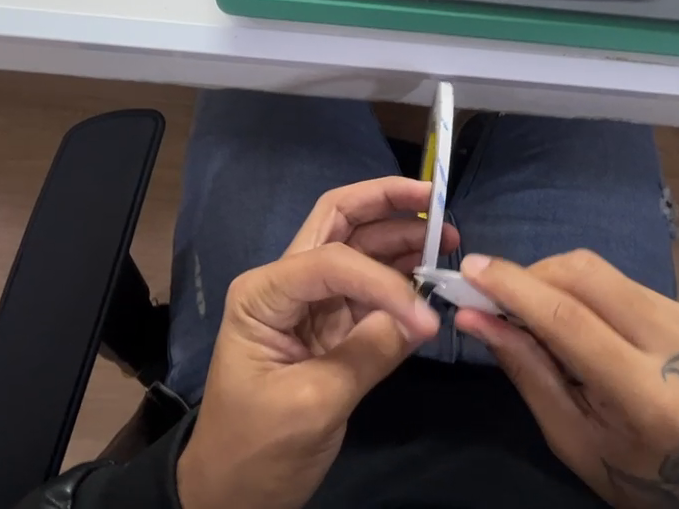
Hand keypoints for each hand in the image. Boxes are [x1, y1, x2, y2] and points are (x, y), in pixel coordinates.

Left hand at [177, 179, 451, 508]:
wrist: (231, 493)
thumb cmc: (256, 449)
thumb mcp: (312, 405)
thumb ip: (369, 353)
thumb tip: (427, 316)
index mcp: (264, 293)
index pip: (331, 261)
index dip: (383, 280)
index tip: (427, 315)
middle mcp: (285, 282)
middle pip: (337, 220)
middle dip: (385, 202)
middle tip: (436, 200)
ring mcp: (308, 300)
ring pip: (356, 245)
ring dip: (399, 235)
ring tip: (447, 238)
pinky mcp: (329, 324)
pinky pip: (367, 286)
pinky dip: (399, 275)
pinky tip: (430, 274)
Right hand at [456, 252, 678, 508]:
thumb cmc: (637, 478)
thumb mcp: (571, 438)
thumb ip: (525, 369)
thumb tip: (471, 317)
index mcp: (648, 397)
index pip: (570, 319)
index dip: (515, 288)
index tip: (470, 268)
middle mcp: (676, 347)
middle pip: (585, 275)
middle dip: (530, 274)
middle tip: (495, 295)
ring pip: (600, 270)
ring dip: (552, 278)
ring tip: (531, 310)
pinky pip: (617, 280)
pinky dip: (580, 287)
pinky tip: (571, 316)